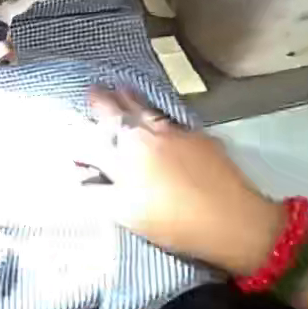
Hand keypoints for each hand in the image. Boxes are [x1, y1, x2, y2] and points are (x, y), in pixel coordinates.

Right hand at [80, 84, 283, 276]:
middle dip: (106, 99)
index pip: (98, 129)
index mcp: (127, 151)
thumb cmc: (173, 221)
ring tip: (121, 87)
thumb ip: (98, 192)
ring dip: (131, 98)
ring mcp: (177, 133)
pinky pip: (170, 118)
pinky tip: (157, 117)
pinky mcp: (200, 138)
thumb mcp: (125, 214)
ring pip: (147, 109)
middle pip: (122, 111)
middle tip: (95, 87)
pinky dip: (157, 112)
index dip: (85, 122)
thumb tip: (80, 177)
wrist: (233, 220)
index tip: (74, 112)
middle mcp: (149, 134)